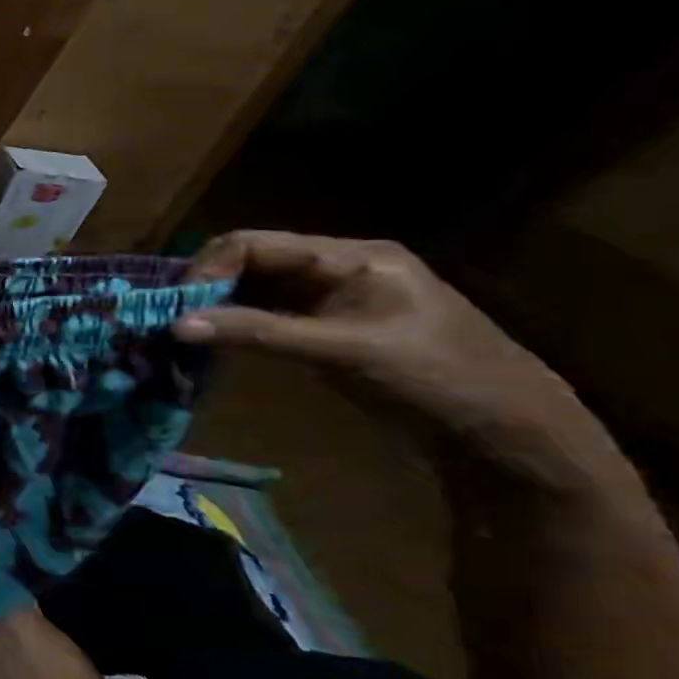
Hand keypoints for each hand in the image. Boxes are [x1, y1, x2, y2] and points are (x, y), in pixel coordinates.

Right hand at [172, 231, 587, 448]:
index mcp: (350, 256)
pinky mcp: (329, 329)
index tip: (176, 308)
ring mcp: (333, 299)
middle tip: (170, 323)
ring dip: (218, 310)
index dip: (209, 270)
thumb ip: (259, 334)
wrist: (507, 435)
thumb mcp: (343, 353)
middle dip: (207, 289)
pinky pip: (269, 317)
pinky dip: (238, 329)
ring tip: (182, 337)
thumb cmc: (436, 380)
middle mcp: (336, 267)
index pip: (256, 244)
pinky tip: (215, 347)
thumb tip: (178, 326)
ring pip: (256, 291)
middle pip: (251, 263)